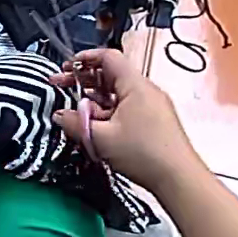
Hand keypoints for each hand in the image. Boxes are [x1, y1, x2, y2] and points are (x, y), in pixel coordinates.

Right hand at [50, 48, 206, 195]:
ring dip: (94, 99)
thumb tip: (59, 115)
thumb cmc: (143, 153)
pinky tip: (96, 125)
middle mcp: (145, 90)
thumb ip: (75, 123)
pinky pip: (126, 107)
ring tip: (76, 111)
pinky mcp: (154, 121)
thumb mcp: (102, 138)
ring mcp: (152, 105)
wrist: (178, 178)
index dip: (84, 59)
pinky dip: (108, 111)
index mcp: (135, 85)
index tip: (66, 68)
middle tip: (61, 87)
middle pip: (111, 74)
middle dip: (84, 80)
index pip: (108, 57)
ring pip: (117, 93)